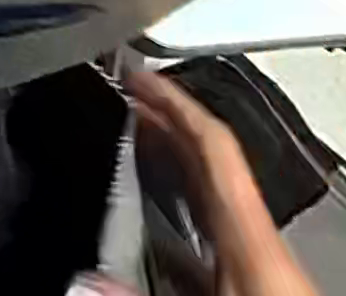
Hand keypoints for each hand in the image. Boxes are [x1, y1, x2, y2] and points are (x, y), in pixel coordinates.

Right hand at [127, 71, 318, 295]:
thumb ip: (144, 292)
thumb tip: (85, 279)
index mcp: (256, 244)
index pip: (216, 147)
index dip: (176, 101)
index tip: (141, 73)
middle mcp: (259, 248)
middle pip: (210, 165)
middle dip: (165, 124)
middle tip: (122, 95)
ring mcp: (260, 271)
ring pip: (209, 198)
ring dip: (168, 166)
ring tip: (125, 141)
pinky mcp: (253, 288)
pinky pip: (207, 237)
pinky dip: (173, 217)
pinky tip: (143, 228)